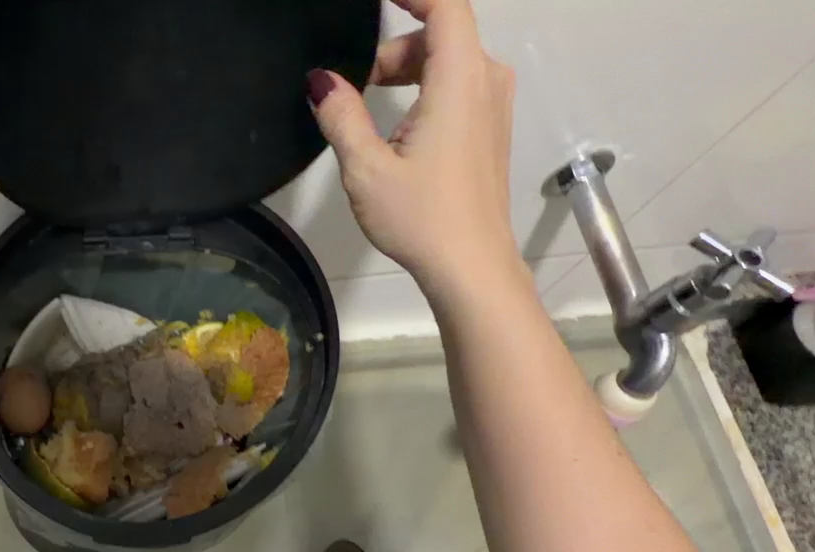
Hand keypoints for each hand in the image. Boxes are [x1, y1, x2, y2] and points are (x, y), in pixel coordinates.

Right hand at [308, 0, 519, 291]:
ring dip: (408, 72)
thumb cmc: (417, 216)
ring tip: (369, 110)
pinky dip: (425, 91)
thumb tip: (320, 81)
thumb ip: (342, 117)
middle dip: (395, 49)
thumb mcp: (366, 169)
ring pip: (449, 62)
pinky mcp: (490, 127)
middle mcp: (486, 79)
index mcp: (459, 79)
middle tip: (353, 88)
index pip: (446, 6)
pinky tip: (397, 131)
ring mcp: (493, 103)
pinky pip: (458, 86)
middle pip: (442, 35)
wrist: (468, 261)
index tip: (380, 0)